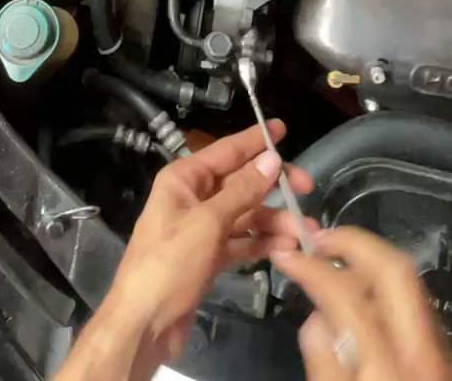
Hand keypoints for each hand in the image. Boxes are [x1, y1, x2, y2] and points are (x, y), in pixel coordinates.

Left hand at [56, 121, 316, 380]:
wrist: (144, 324)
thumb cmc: (168, 264)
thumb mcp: (207, 223)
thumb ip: (242, 192)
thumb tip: (271, 160)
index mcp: (183, 179)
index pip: (225, 151)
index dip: (254, 140)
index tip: (281, 128)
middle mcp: (192, 198)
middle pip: (240, 183)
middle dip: (273, 186)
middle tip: (307, 187)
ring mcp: (201, 228)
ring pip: (245, 215)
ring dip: (273, 220)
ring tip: (305, 230)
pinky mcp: (208, 256)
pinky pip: (241, 241)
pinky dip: (262, 243)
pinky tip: (286, 247)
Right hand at [272, 227, 451, 380]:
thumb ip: (325, 368)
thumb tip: (317, 317)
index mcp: (390, 372)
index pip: (349, 295)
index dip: (313, 267)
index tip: (285, 255)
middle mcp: (426, 356)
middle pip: (396, 270)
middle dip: (353, 243)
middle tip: (316, 241)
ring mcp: (444, 359)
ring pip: (411, 285)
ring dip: (369, 262)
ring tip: (330, 262)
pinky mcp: (448, 366)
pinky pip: (414, 309)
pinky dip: (382, 290)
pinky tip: (357, 301)